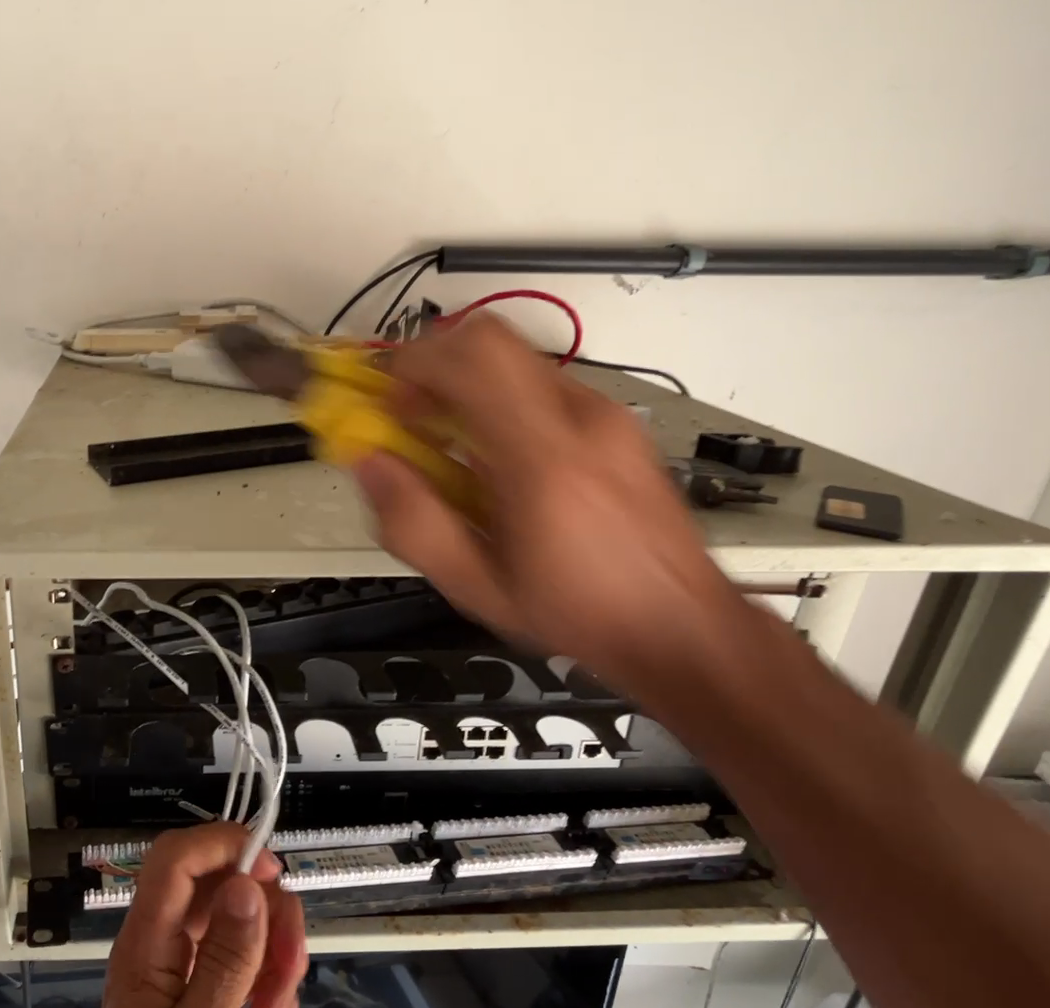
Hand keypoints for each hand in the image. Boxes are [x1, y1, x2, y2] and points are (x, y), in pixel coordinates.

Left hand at [95, 823, 308, 1007]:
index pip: (173, 860)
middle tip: (287, 979)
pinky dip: (270, 987)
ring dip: (275, 964)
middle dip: (268, 925)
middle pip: (222, 888)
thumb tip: (243, 884)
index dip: (221, 845)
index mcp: (144, 948)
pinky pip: (247, 960)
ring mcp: (184, 968)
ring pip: (243, 922)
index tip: (273, 873)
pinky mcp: (205, 991)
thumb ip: (222, 963)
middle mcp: (162, 947)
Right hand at [352, 315, 746, 691]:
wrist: (679, 625)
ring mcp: (607, 417)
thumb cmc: (582, 613)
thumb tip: (370, 465)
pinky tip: (493, 462)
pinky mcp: (617, 424)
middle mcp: (583, 422)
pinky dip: (500, 404)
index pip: (471, 359)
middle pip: (491, 340)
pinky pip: (542, 388)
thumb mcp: (476, 586)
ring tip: (448, 448)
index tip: (382, 400)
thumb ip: (413, 522)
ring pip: (515, 362)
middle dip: (432, 366)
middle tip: (407, 415)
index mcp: (544, 461)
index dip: (410, 364)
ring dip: (465, 388)